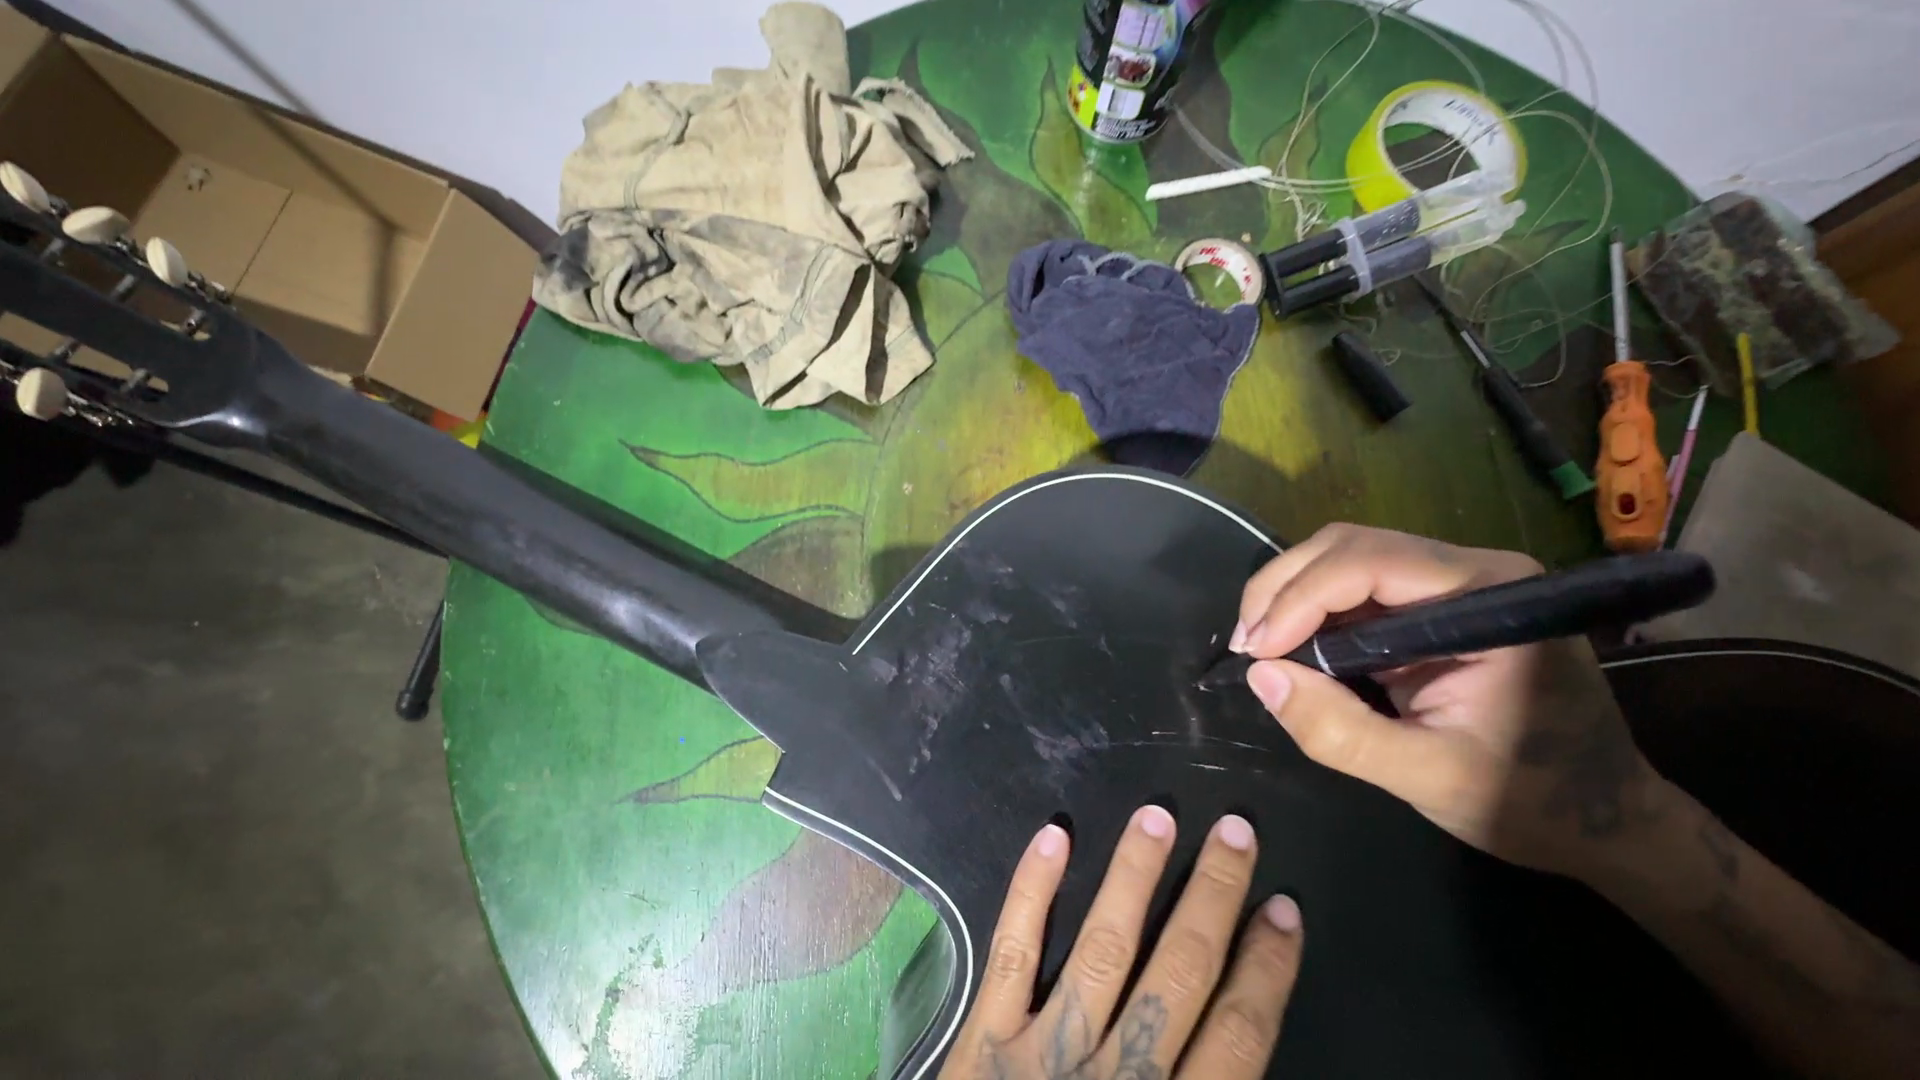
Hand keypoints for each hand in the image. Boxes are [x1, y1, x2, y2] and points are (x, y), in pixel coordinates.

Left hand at [939, 808, 1304, 1078]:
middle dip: (1211, 898)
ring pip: (1103, 946)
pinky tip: (1054, 836)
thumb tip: (1239, 1041)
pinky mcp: (986, 1035)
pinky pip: (1013, 951)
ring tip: (1159, 815)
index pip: (1237, 1036)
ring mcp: (1047, 1049)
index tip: (1284, 911)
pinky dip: (1031, 892)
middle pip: (1179, 973)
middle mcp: (1119, 1074)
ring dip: (1134, 876)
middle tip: (1236, 831)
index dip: (1267, 971)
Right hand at [1231, 524, 1664, 880]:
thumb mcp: (1428, 777)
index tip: (1255, 653)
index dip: (1300, 598)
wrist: (1605, 820)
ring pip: (1346, 559)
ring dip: (1291, 595)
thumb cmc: (1530, 801)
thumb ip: (1341, 732)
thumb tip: (1260, 677)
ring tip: (1259, 646)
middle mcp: (1473, 573)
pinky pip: (1357, 590)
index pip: (1369, 563)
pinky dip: (1312, 612)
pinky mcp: (1436, 608)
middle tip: (1246, 645)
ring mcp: (1455, 586)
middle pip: (1350, 547)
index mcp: (1489, 599)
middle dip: (1285, 588)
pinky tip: (1288, 645)